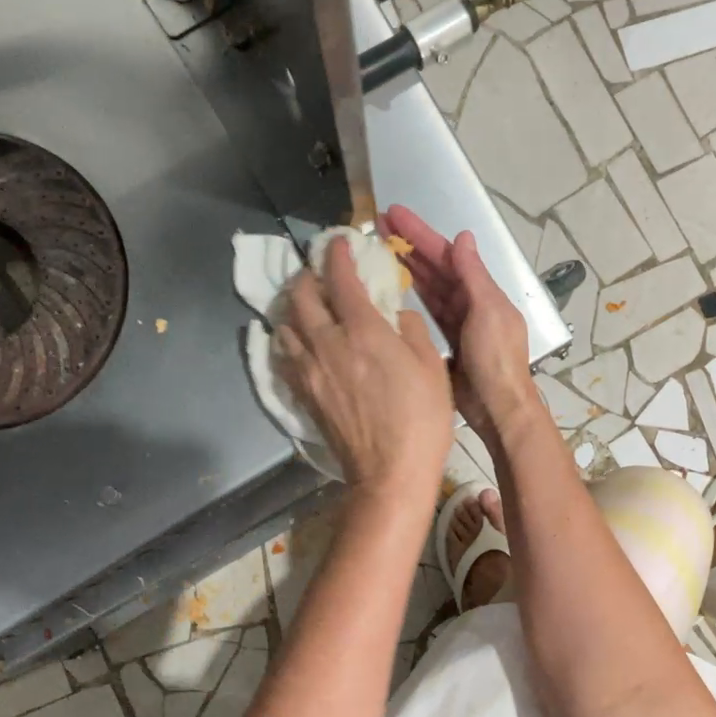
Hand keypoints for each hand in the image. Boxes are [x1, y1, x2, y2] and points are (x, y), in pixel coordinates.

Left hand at [277, 238, 454, 497]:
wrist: (390, 474)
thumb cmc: (422, 420)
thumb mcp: (432, 367)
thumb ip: (412, 330)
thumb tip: (397, 314)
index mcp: (363, 331)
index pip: (341, 279)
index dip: (337, 255)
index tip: (339, 243)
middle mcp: (328, 344)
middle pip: (300, 297)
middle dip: (306, 277)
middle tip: (318, 274)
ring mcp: (310, 371)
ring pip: (285, 327)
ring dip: (292, 310)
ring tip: (305, 309)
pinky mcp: (304, 396)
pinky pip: (284, 359)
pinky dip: (287, 342)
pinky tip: (297, 344)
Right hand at [380, 205, 537, 435]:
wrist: (499, 408)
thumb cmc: (496, 360)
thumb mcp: (489, 313)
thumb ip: (474, 276)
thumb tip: (462, 236)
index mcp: (483, 292)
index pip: (447, 255)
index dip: (420, 234)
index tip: (392, 214)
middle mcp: (471, 303)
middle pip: (436, 268)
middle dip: (408, 246)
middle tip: (376, 228)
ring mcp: (459, 324)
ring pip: (429, 289)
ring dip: (406, 269)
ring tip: (377, 252)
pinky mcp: (447, 345)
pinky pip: (427, 314)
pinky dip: (410, 301)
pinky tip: (389, 294)